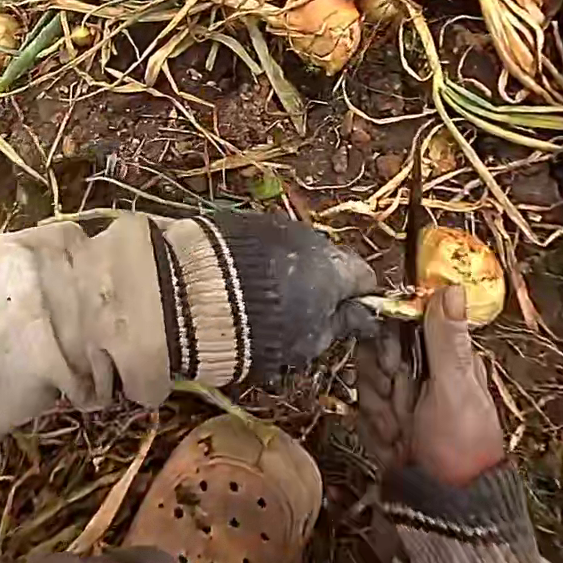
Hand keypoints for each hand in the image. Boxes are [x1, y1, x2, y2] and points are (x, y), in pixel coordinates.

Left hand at [176, 209, 376, 381]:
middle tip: (304, 313)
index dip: (359, 299)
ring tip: (269, 297)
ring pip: (299, 249)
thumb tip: (359, 317)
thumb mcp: (306, 343)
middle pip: (332, 260)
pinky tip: (245, 280)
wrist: (197, 293)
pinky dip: (266, 259)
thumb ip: (338, 326)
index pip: (365, 277)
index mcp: (334, 269)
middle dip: (324, 283)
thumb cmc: (261, 329)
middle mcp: (312, 239)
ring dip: (293, 269)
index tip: (347, 317)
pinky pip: (269, 240)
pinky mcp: (248, 219)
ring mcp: (278, 225)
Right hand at [355, 285, 506, 486]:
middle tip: (400, 410)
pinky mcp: (386, 416)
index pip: (398, 322)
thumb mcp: (456, 389)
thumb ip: (446, 338)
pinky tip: (393, 444)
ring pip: (364, 378)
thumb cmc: (460, 449)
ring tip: (400, 433)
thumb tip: (453, 286)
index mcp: (444, 354)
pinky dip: (373, 428)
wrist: (445, 515)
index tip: (392, 369)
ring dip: (377, 410)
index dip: (386, 344)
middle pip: (374, 349)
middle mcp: (422, 368)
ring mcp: (402, 394)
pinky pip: (361, 407)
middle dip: (380, 383)